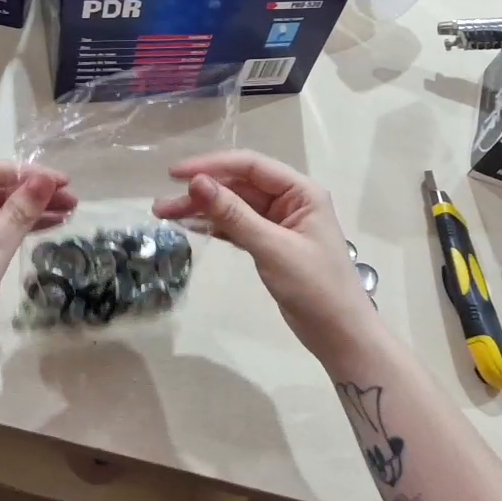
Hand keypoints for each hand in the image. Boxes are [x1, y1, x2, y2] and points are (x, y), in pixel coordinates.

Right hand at [152, 150, 380, 363]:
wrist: (340, 334)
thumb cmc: (315, 287)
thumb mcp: (272, 248)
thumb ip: (233, 215)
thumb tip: (196, 183)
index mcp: (301, 192)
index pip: (250, 166)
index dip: (212, 166)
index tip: (176, 175)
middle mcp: (290, 200)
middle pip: (238, 186)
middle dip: (201, 192)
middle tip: (161, 205)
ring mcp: (279, 223)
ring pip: (234, 206)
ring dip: (202, 210)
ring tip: (165, 215)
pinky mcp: (270, 244)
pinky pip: (237, 226)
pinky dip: (214, 226)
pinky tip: (190, 227)